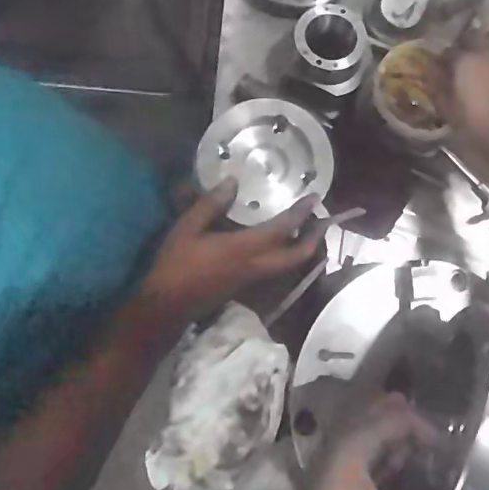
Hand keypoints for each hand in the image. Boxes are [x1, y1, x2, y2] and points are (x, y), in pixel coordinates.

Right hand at [139, 181, 327, 322]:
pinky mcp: (246, 285)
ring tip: (307, 227)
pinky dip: (287, 253)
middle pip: (298, 255)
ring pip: (290, 263)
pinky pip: (277, 268)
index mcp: (246, 249)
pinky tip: (279, 241)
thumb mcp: (188, 228)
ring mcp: (254, 279)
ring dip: (303, 246)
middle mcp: (257, 265)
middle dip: (315, 237)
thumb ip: (211, 204)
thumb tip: (233, 182)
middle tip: (322, 218)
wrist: (166, 308)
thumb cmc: (176, 265)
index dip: (301, 212)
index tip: (315, 197)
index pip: (284, 229)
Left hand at [243, 395, 488, 489]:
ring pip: (369, 433)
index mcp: (352, 447)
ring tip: (428, 461)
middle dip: (412, 427)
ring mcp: (330, 462)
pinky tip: (402, 478)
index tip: (452, 453)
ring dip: (398, 441)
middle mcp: (339, 444)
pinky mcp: (328, 481)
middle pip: (379, 415)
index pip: (396, 415)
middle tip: (442, 450)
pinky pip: (361, 451)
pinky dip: (384, 456)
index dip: (427, 427)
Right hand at [444, 26, 488, 158]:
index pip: (450, 48)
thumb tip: (431, 69)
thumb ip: (437, 84)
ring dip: (487, 40)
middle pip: (474, 33)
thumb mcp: (447, 107)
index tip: (443, 66)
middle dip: (466, 41)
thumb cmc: (474, 123)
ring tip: (483, 56)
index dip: (445, 57)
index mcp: (465, 60)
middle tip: (463, 56)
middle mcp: (487, 50)